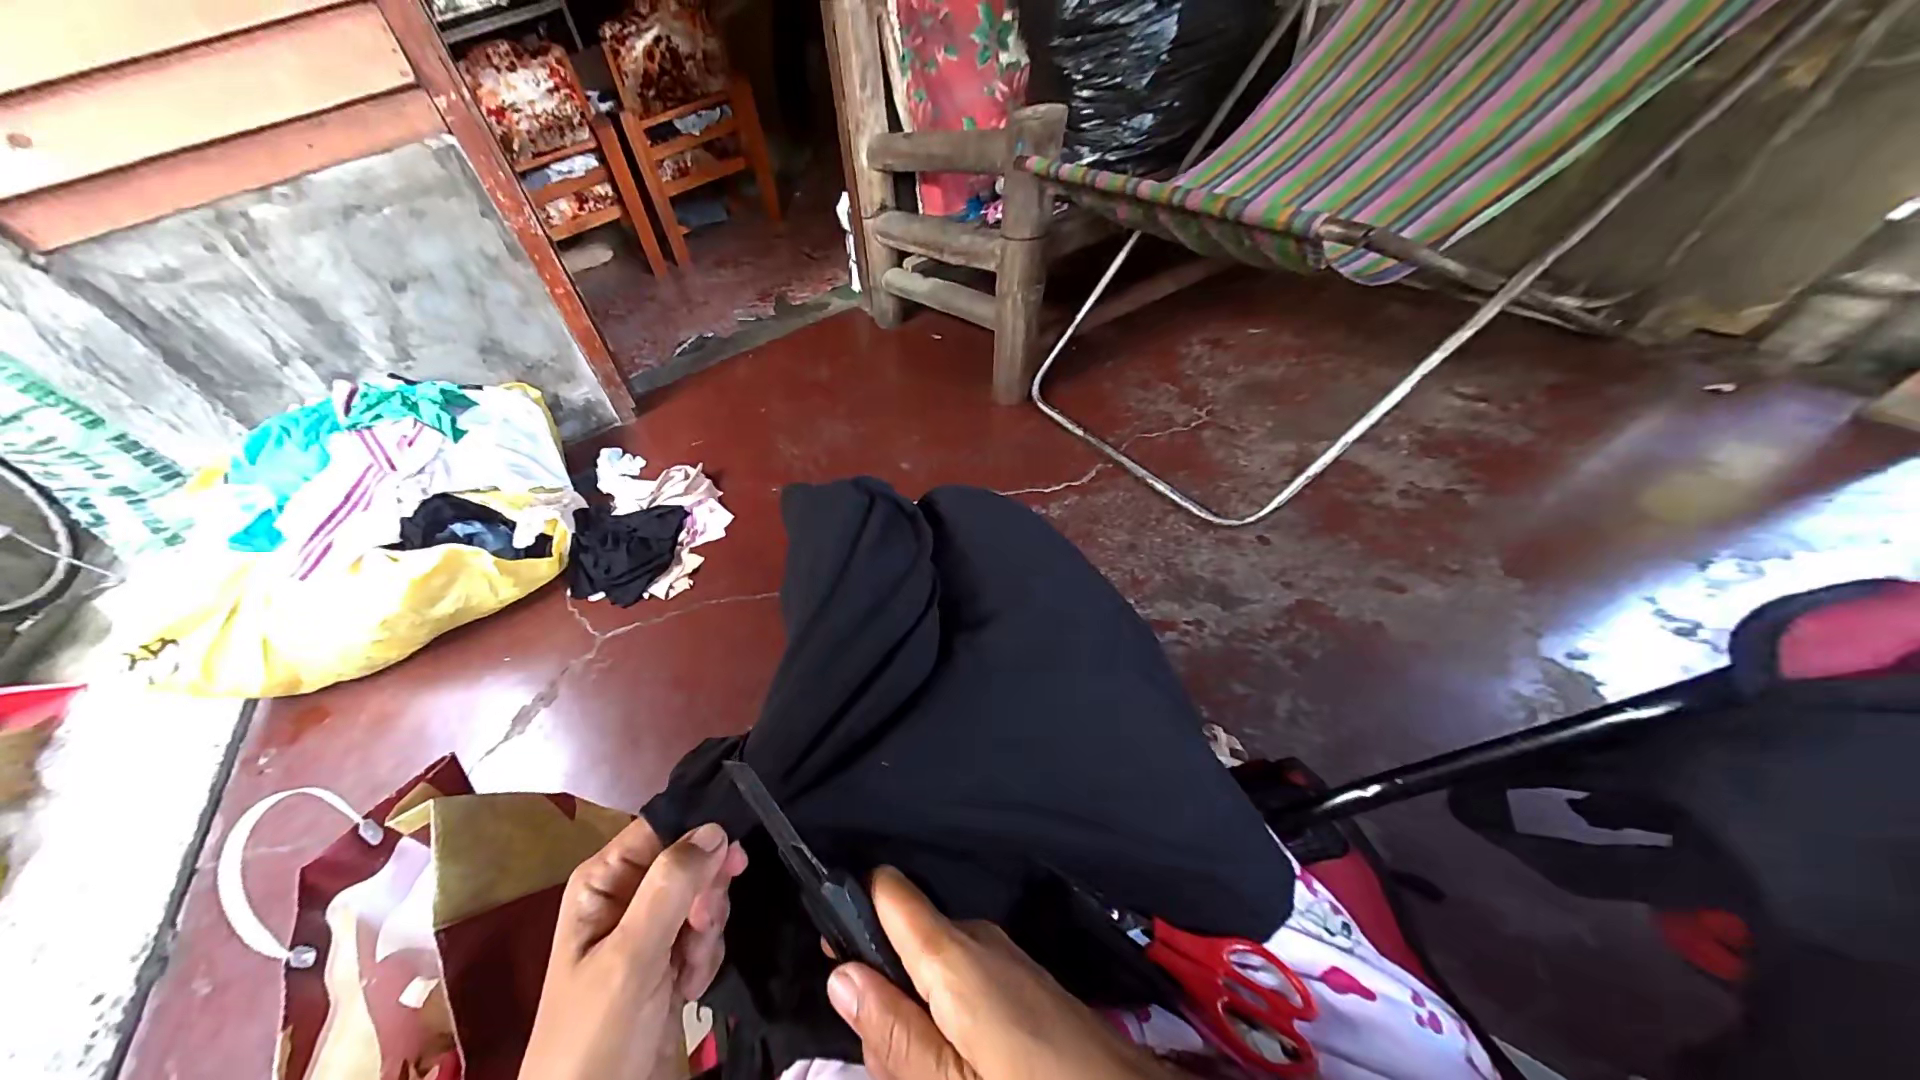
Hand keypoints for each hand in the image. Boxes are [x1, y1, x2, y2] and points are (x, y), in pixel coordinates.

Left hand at [520, 819, 748, 1079]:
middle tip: (701, 928)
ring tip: (687, 973)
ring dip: (707, 934)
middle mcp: (627, 896)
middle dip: (705, 898)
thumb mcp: (632, 955)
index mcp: (605, 880)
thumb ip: (672, 886)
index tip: (732, 862)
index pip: (664, 828)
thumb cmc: (597, 1032)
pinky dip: (705, 959)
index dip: (701, 838)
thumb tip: (715, 827)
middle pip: (692, 863)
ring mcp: (650, 930)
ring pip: (705, 898)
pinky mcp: (670, 961)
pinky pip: (707, 934)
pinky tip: (688, 989)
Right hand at [825, 867, 1180, 1079]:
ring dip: (914, 1011)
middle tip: (894, 1059)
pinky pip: (958, 976)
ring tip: (932, 1071)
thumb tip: (841, 974)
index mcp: (952, 954)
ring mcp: (1000, 952)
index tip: (829, 944)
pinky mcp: (1016, 973)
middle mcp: (975, 937)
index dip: (852, 906)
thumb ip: (894, 1033)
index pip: (888, 891)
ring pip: (928, 965)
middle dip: (882, 990)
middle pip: (900, 939)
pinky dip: (944, 1012)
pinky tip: (961, 1059)